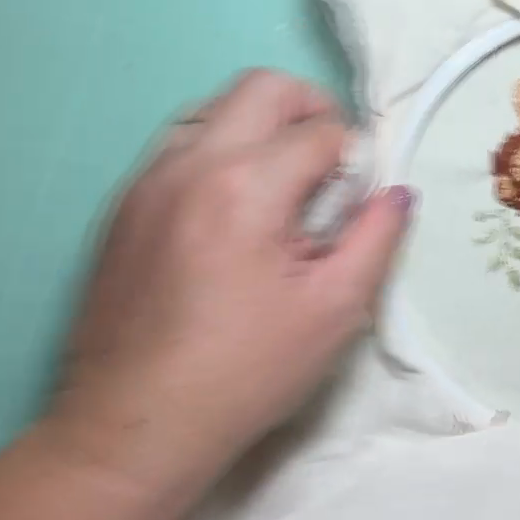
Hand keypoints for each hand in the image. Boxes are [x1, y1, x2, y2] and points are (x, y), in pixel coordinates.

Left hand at [45, 70, 412, 496]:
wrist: (129, 431)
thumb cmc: (245, 371)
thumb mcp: (336, 308)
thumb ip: (377, 236)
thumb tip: (397, 192)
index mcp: (245, 186)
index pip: (322, 131)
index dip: (357, 158)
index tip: (361, 201)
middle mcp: (189, 164)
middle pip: (263, 88)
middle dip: (312, 112)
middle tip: (331, 169)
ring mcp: (146, 180)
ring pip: (217, 108)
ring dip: (263, 128)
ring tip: (282, 189)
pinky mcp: (122, 205)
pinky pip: (182, 144)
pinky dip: (223, 152)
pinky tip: (235, 212)